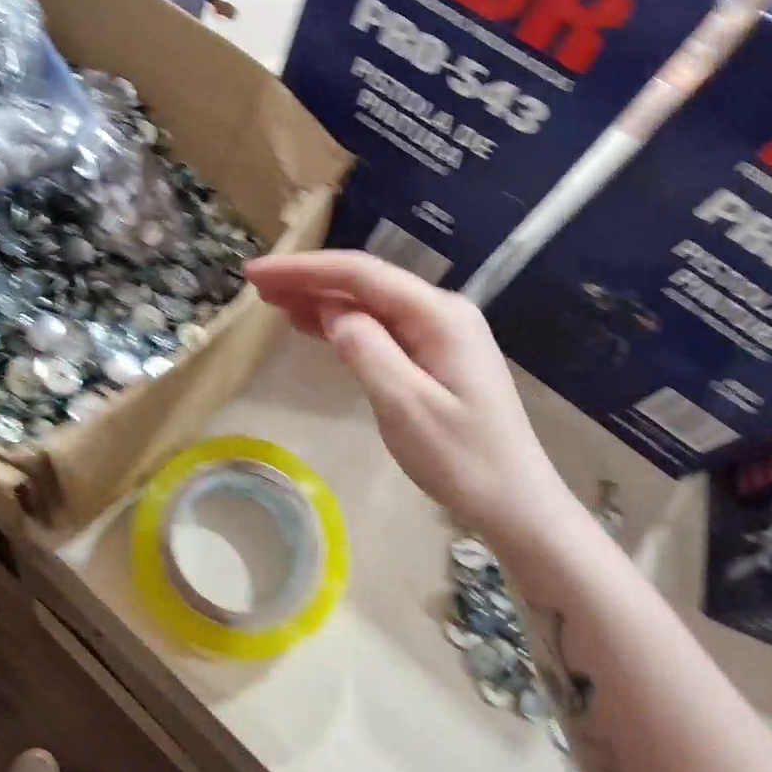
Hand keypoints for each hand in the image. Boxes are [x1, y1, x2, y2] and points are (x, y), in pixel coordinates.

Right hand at [245, 252, 579, 551]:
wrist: (515, 501)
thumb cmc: (461, 459)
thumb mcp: (404, 406)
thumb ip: (365, 349)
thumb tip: (331, 310)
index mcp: (438, 315)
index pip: (362, 275)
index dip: (305, 270)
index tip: (257, 274)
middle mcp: (441, 312)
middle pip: (365, 283)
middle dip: (309, 279)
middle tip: (256, 285)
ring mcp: (441, 334)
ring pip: (371, 304)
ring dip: (322, 299)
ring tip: (273, 301)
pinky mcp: (436, 356)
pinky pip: (382, 328)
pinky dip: (344, 324)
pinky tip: (313, 325)